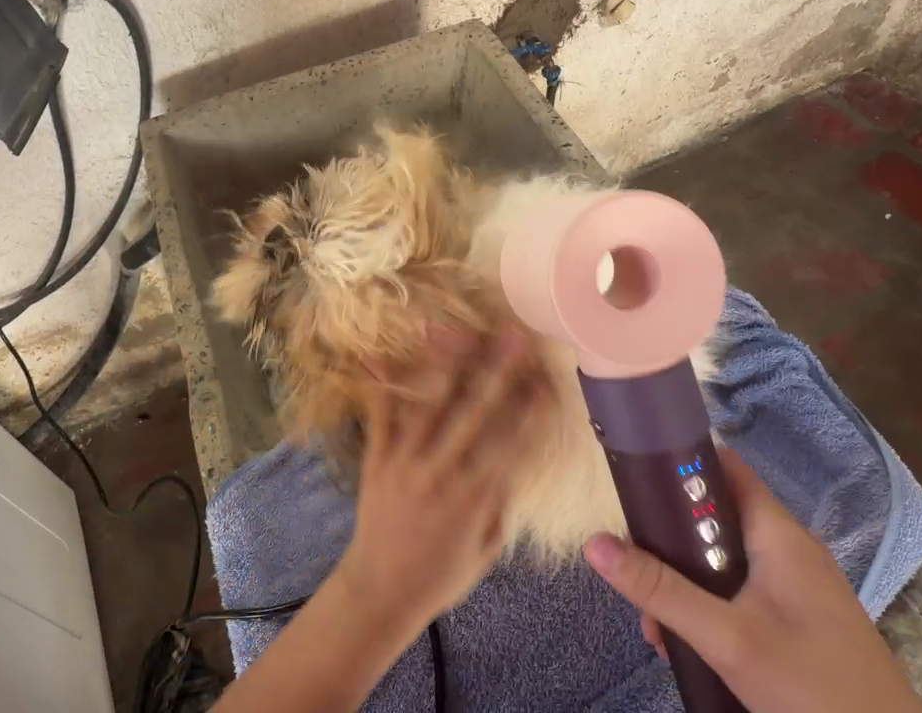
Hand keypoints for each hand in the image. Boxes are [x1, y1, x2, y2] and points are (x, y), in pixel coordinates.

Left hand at [331, 324, 555, 632]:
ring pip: (428, 405)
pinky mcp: (376, 461)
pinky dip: (379, 386)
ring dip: (443, 365)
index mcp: (476, 498)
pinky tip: (379, 355)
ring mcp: (406, 464)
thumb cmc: (441, 575)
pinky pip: (378, 418)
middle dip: (498, 371)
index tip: (546, 381)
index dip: (531, 412)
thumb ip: (500, 506)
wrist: (382, 591)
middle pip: (476, 413)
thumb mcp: (486, 549)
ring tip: (451, 329)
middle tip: (513, 336)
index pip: (512, 445)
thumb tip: (515, 466)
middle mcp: (443, 473)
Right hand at [583, 450, 921, 712]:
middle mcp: (788, 552)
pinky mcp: (798, 625)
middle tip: (636, 574)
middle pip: (712, 520)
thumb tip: (593, 542)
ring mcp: (796, 591)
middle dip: (667, 544)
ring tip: (659, 632)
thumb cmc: (814, 688)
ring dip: (682, 587)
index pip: (724, 468)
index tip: (630, 477)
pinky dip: (708, 611)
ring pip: (721, 565)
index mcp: (779, 536)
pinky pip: (738, 597)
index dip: (678, 462)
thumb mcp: (726, 638)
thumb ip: (660, 590)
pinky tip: (689, 649)